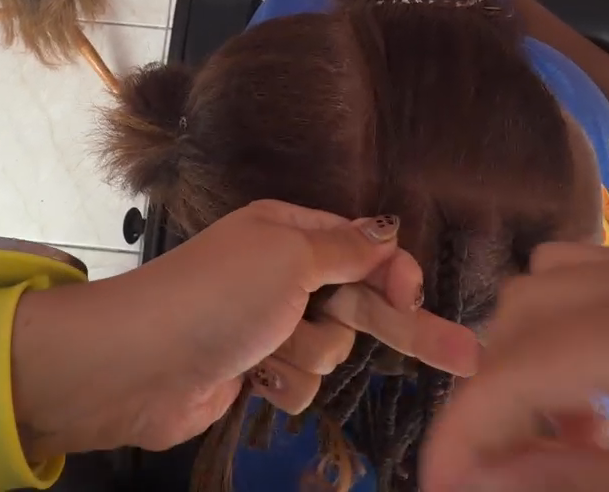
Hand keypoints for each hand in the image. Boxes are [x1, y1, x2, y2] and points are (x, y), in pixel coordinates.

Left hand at [11, 199, 479, 457]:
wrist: (142, 363)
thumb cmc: (218, 295)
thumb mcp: (288, 256)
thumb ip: (345, 247)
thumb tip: (385, 226)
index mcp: (288, 230)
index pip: (360, 245)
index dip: (391, 271)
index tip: (413, 295)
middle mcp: (281, 272)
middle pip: (359, 300)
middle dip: (403, 327)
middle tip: (465, 357)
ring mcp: (268, 323)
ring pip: (329, 348)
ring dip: (305, 353)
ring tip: (268, 347)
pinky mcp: (256, 369)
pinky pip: (300, 382)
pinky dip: (280, 381)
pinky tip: (251, 376)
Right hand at [419, 239, 608, 491]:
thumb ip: (586, 486)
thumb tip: (474, 479)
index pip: (519, 361)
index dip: (467, 427)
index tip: (438, 487)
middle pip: (528, 303)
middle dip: (504, 387)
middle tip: (524, 472)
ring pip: (566, 274)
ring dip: (545, 348)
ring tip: (580, 431)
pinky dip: (592, 321)